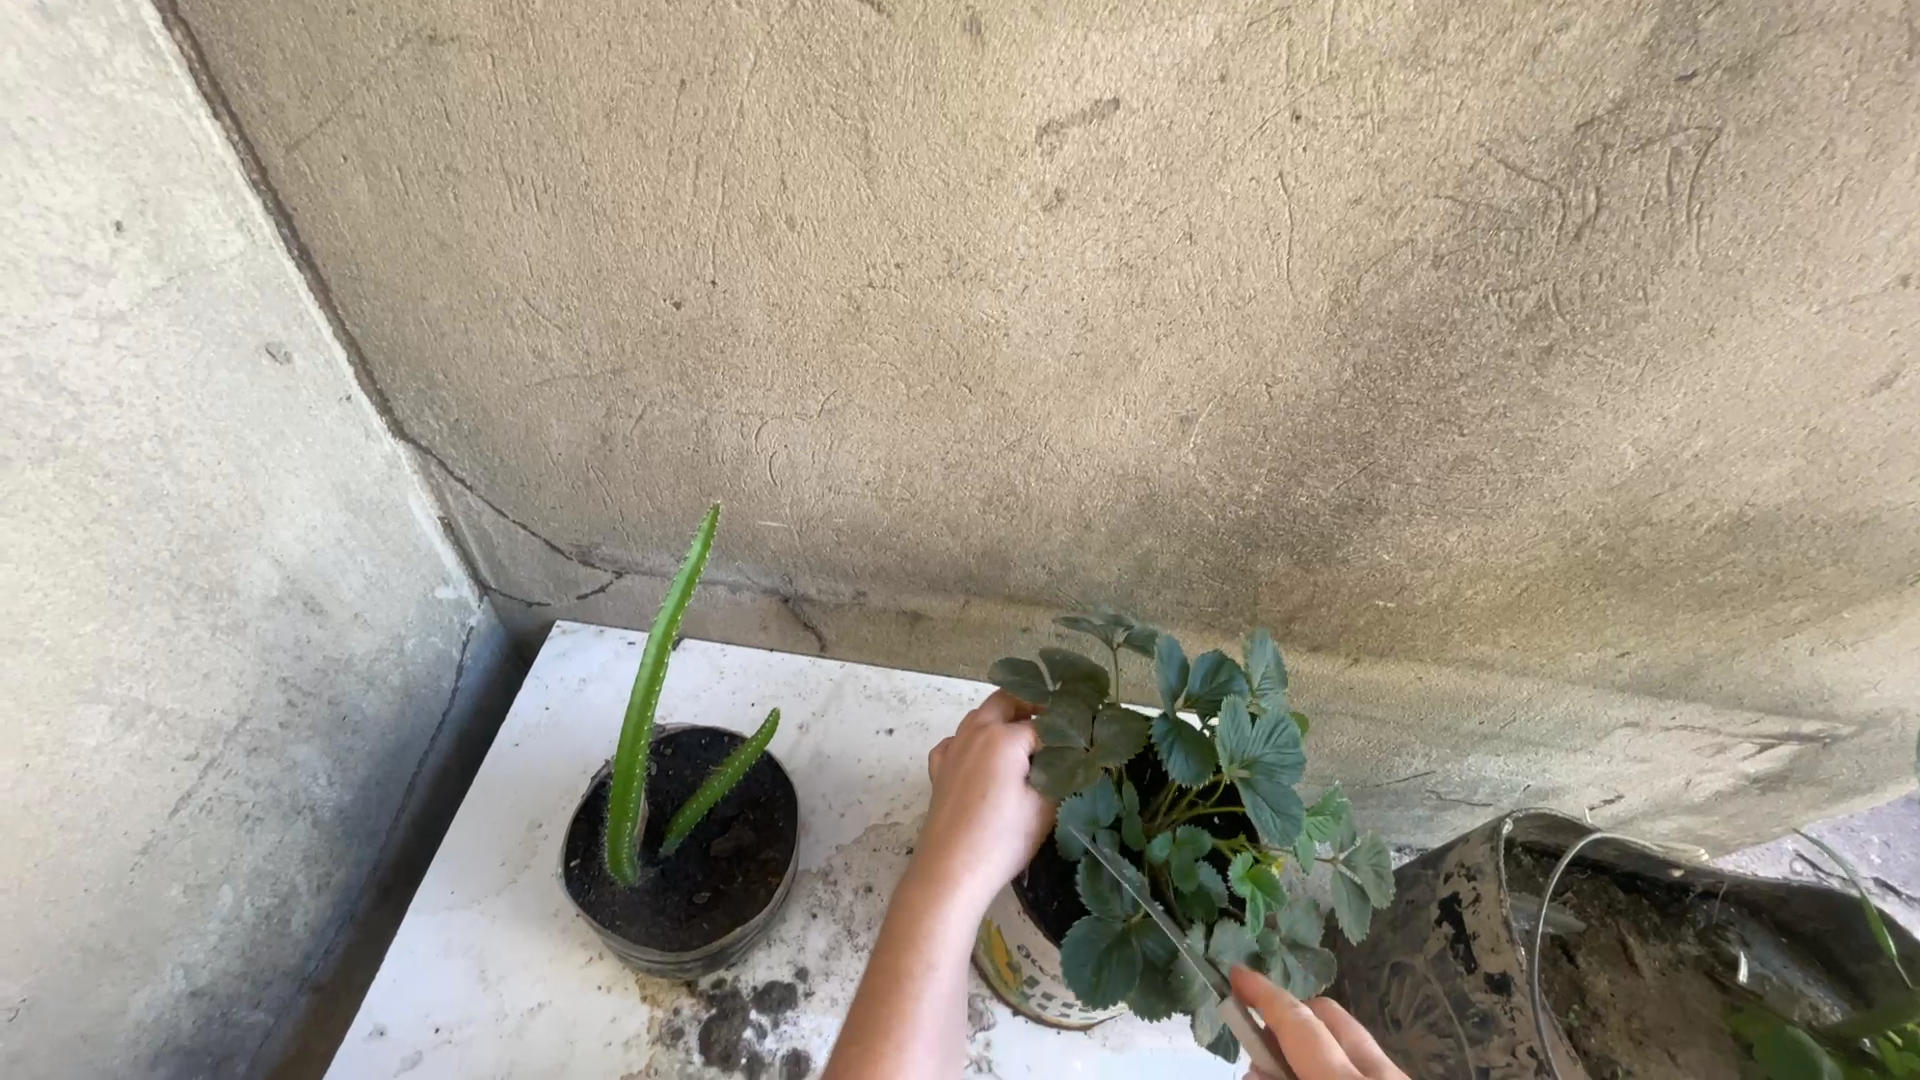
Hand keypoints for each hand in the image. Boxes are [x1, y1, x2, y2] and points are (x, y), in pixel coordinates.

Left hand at [908, 690, 1052, 912]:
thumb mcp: (1044, 808)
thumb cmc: (1002, 839)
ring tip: (1023, 739)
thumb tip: (1072, 761)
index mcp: (1004, 737)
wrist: (951, 870)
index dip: (1064, 732)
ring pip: (978, 716)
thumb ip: (1061, 776)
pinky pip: (956, 740)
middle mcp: (976, 732)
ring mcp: (953, 748)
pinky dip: (971, 740)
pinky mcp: (939, 768)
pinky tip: (982, 758)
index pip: (1043, 724)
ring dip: (1001, 718)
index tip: (1081, 738)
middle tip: (1053, 723)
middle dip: (1030, 704)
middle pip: (1005, 701)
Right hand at [1230, 966, 1408, 1079]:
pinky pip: (1370, 1066)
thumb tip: (1255, 1070)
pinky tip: (1320, 1078)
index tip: (1235, 973)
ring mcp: (1403, 1079)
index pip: (1297, 1022)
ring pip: (1353, 1041)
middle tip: (1261, 1038)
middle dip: (1291, 1013)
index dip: (1262, 994)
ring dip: (1316, 1044)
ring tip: (1290, 1066)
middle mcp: (1384, 1073)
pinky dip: (1341, 1066)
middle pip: (1330, 1016)